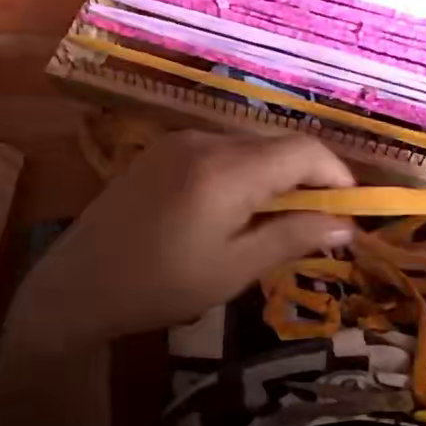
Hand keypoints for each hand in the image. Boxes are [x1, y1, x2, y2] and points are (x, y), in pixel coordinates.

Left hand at [7, 132, 355, 345]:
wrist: (75, 286)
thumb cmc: (160, 286)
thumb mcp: (234, 269)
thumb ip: (293, 238)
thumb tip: (348, 225)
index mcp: (226, 171)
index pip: (305, 150)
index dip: (337, 175)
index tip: (350, 211)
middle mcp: (206, 140)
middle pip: (281, 143)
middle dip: (310, 176)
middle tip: (318, 220)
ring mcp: (182, 139)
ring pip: (254, 144)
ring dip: (279, 174)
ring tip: (279, 218)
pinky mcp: (165, 148)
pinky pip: (225, 148)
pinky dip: (248, 170)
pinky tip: (239, 206)